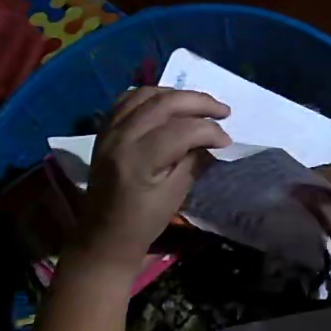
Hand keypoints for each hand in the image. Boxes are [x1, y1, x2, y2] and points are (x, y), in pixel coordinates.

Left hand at [74, 87, 230, 271]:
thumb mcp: (176, 194)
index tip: (226, 140)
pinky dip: (152, 96)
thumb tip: (211, 137)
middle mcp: (121, 137)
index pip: (181, 130)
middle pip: (164, 103)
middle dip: (199, 102)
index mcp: (138, 160)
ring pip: (146, 94)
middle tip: (223, 111)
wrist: (104, 236)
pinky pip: (129, 99)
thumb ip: (193, 160)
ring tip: (199, 105)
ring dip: (177, 95)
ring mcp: (109, 130)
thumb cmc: (143, 222)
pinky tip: (169, 104)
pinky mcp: (104, 130)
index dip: (209, 130)